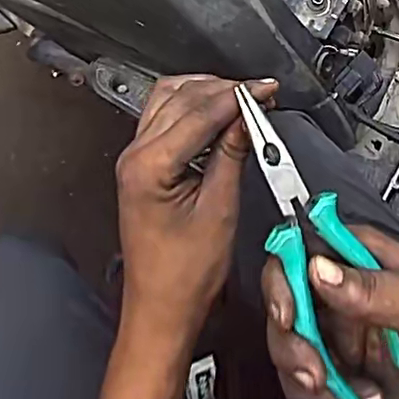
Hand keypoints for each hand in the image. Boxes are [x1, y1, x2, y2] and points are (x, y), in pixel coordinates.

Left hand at [114, 75, 279, 344]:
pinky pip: (163, 113)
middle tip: (258, 93)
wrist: (160, 310)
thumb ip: (232, 154)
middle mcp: (135, 154)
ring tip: (241, 97)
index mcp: (149, 166)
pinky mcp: (141, 161)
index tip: (263, 89)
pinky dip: (191, 104)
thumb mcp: (219, 211)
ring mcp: (134, 155)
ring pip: (169, 96)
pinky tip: (215, 111)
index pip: (199, 112)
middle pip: (182, 96)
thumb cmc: (183, 276)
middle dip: (224, 89)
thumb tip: (248, 117)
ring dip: (205, 90)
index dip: (237, 96)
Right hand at [262, 228, 398, 398]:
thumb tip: (320, 267)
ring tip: (345, 394)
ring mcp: (334, 330)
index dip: (284, 273)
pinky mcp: (333, 368)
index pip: (300, 245)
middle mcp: (338, 288)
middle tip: (315, 370)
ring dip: (306, 375)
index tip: (289, 311)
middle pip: (283, 296)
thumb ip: (373, 285)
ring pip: (287, 342)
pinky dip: (317, 397)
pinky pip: (301, 380)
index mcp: (356, 255)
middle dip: (291, 338)